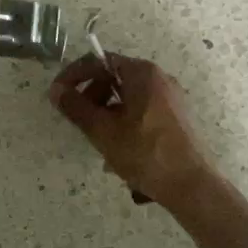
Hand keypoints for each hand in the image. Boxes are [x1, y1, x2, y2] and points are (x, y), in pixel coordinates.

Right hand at [48, 53, 216, 204]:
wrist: (191, 186)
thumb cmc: (144, 152)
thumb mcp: (103, 130)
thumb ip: (76, 107)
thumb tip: (56, 90)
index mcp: (142, 73)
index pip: (98, 61)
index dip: (73, 75)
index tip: (58, 94)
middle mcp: (158, 78)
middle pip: (113, 78)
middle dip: (91, 96)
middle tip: (79, 119)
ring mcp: (169, 98)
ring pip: (126, 97)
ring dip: (105, 112)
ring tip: (97, 139)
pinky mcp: (174, 118)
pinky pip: (140, 110)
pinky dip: (123, 121)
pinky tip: (117, 148)